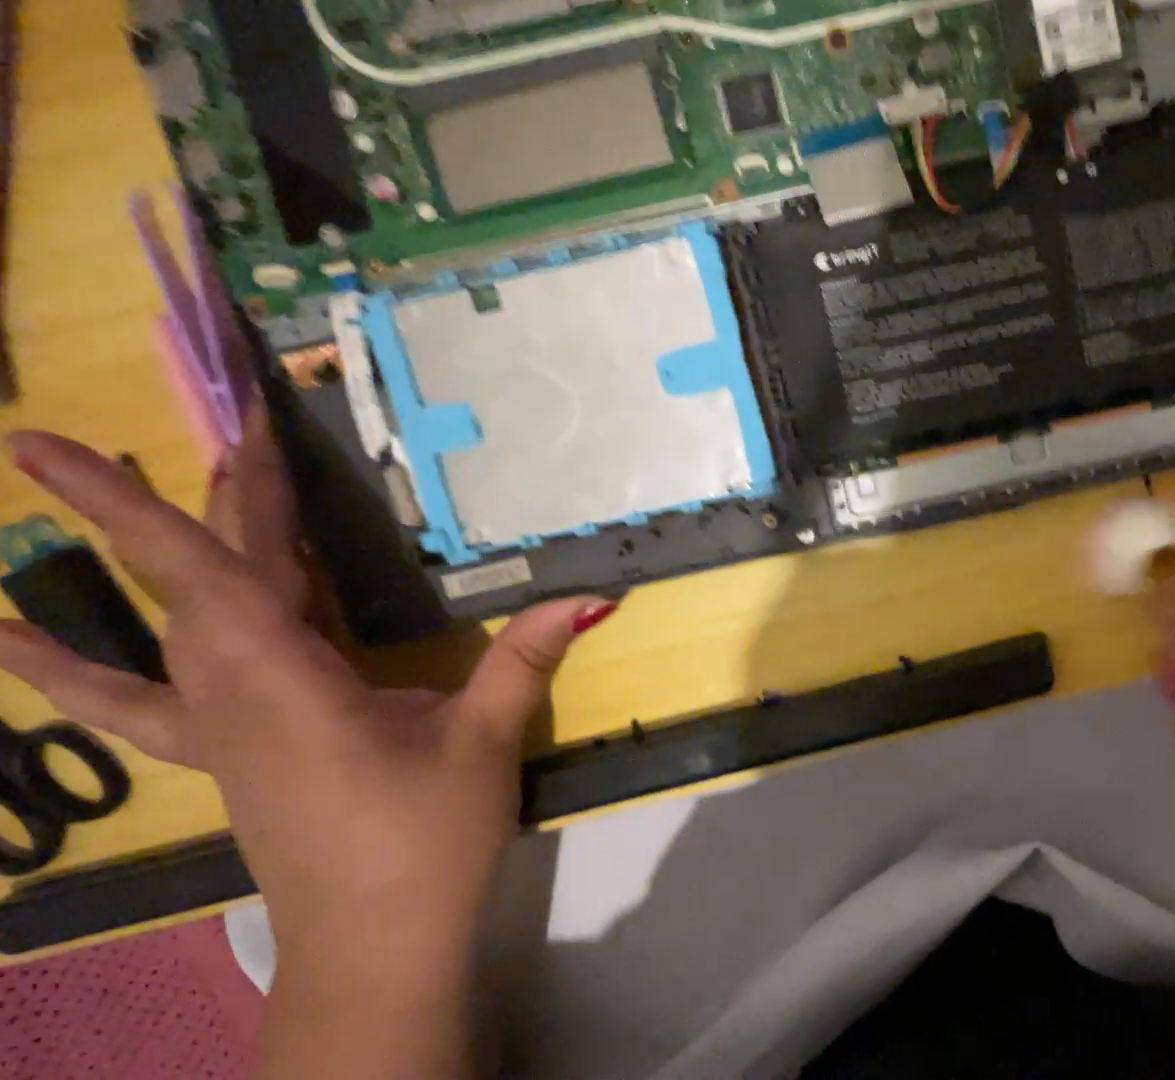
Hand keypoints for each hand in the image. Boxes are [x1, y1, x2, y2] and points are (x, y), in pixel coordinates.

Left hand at [0, 414, 616, 961]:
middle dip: (208, 499)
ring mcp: (220, 725)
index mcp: (285, 684)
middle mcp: (232, 695)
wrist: (373, 940)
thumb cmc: (424, 840)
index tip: (101, 441)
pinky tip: (15, 640)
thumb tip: (588, 596)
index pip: (213, 575)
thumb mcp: (482, 743)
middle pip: (201, 581)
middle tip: (230, 425)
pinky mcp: (231, 749)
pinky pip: (138, 696)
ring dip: (171, 551)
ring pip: (179, 620)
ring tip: (151, 487)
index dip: (161, 505)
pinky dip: (74, 665)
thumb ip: (524, 661)